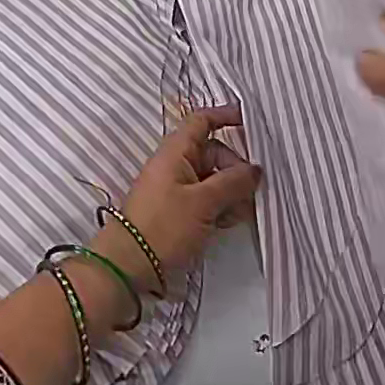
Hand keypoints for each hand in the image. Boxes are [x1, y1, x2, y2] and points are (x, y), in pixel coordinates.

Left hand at [97, 106, 260, 292]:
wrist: (128, 268)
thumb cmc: (164, 227)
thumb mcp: (203, 202)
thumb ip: (233, 182)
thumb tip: (256, 169)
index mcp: (176, 152)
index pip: (202, 121)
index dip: (226, 116)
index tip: (251, 122)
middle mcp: (177, 166)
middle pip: (215, 153)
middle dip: (237, 167)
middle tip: (254, 188)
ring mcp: (178, 190)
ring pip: (214, 179)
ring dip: (232, 191)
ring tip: (244, 211)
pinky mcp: (180, 212)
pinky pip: (208, 199)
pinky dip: (222, 206)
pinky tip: (231, 221)